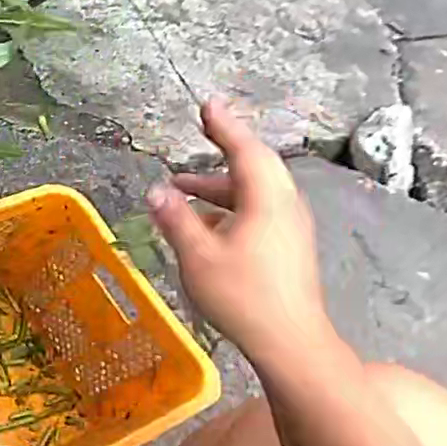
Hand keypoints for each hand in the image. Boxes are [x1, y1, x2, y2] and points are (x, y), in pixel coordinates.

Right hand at [148, 97, 333, 365]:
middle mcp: (284, 207)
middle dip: (222, 151)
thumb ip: (176, 219)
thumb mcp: (198, 256)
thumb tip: (156, 190)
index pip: (246, 151)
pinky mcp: (285, 247)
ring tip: (180, 188)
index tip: (208, 104)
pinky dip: (226, 207)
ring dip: (217, 185)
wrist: (290, 340)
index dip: (225, 126)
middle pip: (253, 168)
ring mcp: (288, 228)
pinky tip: (201, 223)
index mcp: (267, 201)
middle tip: (200, 132)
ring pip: (252, 193)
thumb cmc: (242, 295)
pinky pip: (255, 212)